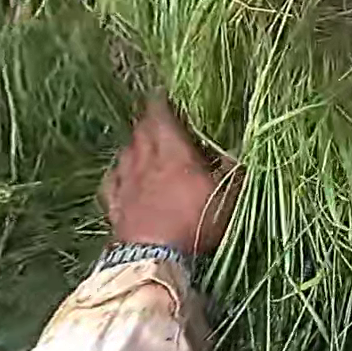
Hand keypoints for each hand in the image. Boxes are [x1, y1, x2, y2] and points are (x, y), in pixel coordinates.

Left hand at [101, 102, 232, 254]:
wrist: (153, 258)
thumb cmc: (194, 223)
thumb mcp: (226, 196)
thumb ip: (233, 171)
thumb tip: (239, 152)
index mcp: (174, 154)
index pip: (162, 119)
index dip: (161, 104)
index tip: (161, 92)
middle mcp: (146, 163)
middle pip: (142, 132)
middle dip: (148, 120)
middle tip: (154, 114)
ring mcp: (126, 184)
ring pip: (126, 153)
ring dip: (134, 143)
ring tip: (140, 140)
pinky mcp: (114, 206)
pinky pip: (112, 181)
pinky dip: (117, 171)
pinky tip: (118, 172)